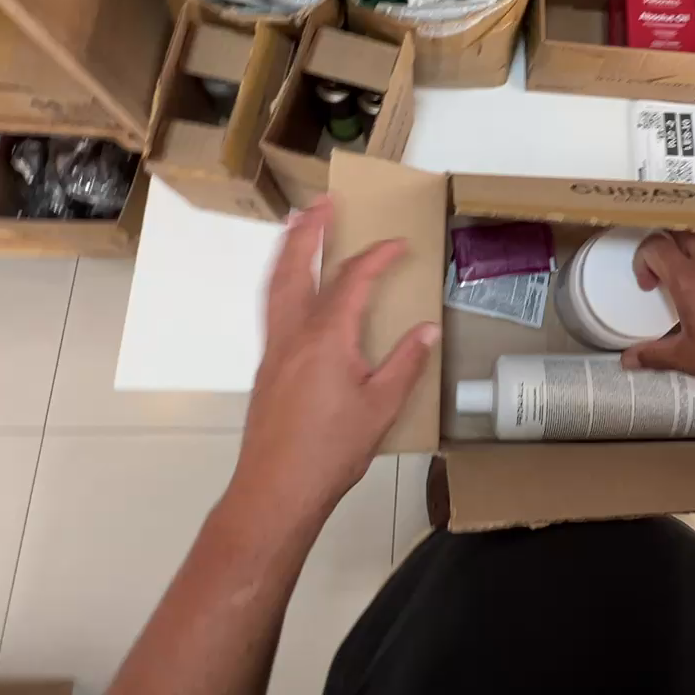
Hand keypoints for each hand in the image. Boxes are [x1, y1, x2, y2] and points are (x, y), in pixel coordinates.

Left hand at [229, 198, 438, 523]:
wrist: (275, 492)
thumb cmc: (331, 451)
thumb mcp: (382, 407)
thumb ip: (406, 363)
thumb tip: (427, 330)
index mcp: (327, 338)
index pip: (352, 280)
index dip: (377, 256)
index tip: (399, 244)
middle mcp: (294, 333)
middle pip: (295, 267)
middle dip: (310, 231)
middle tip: (323, 203)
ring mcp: (274, 348)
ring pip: (275, 284)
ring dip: (287, 250)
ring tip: (297, 226)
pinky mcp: (267, 365)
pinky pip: (271, 305)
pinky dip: (281, 278)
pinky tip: (291, 285)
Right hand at [622, 231, 694, 403]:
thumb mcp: (692, 359)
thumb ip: (655, 355)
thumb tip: (626, 360)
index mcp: (689, 282)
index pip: (656, 246)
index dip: (644, 259)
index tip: (649, 285)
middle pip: (681, 230)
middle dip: (667, 244)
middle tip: (667, 269)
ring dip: (694, 243)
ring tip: (694, 267)